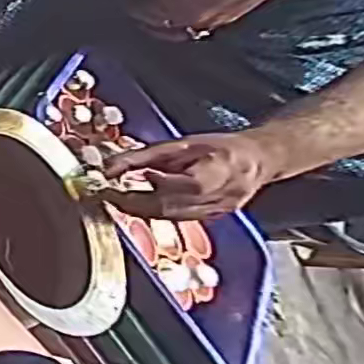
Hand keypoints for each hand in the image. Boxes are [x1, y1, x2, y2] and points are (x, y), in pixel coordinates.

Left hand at [101, 131, 284, 219]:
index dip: (144, 189)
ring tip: (117, 196)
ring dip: (138, 209)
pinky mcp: (212, 217)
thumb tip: (105, 169)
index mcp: (218, 172)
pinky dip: (153, 211)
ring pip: (168, 216)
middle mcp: (221, 197)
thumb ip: (139, 157)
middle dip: (131, 203)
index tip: (112, 186)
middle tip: (106, 194)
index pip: (176, 188)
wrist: (259, 159)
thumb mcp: (177, 145)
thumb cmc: (218, 148)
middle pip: (167, 207)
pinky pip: (175, 218)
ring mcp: (218, 211)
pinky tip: (140, 201)